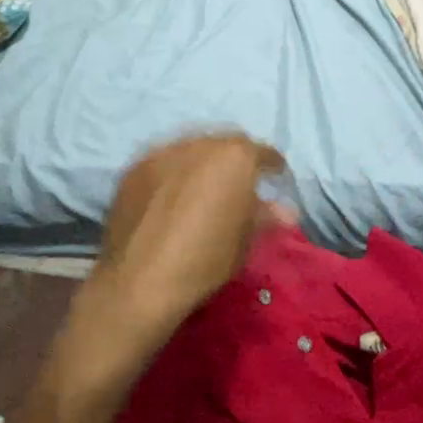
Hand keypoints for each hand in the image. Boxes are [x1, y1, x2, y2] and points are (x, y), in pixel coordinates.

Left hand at [93, 133, 287, 333]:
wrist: (139, 279)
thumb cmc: (204, 260)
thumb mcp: (244, 241)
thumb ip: (265, 216)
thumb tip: (286, 211)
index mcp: (235, 156)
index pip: (263, 153)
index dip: (272, 167)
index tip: (275, 179)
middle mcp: (202, 143)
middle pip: (226, 145)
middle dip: (235, 161)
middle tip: (237, 184)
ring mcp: (165, 151)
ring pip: (193, 149)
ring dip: (202, 164)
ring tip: (202, 189)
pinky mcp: (136, 166)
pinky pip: (164, 163)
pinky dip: (173, 174)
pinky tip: (170, 197)